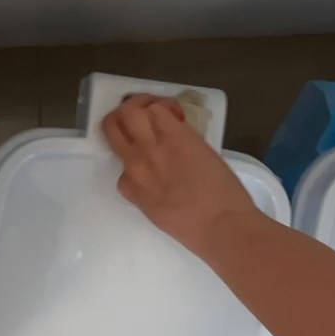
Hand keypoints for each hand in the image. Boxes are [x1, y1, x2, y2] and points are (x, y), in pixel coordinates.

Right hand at [102, 94, 261, 254]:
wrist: (222, 224)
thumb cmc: (195, 230)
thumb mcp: (159, 216)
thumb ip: (148, 194)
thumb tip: (154, 178)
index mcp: (133, 189)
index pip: (121, 168)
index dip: (133, 159)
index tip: (148, 159)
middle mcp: (136, 164)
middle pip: (113, 127)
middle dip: (120, 118)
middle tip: (135, 118)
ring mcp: (154, 146)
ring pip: (130, 111)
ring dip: (140, 106)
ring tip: (155, 110)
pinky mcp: (177, 134)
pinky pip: (159, 108)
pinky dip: (164, 105)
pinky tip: (175, 113)